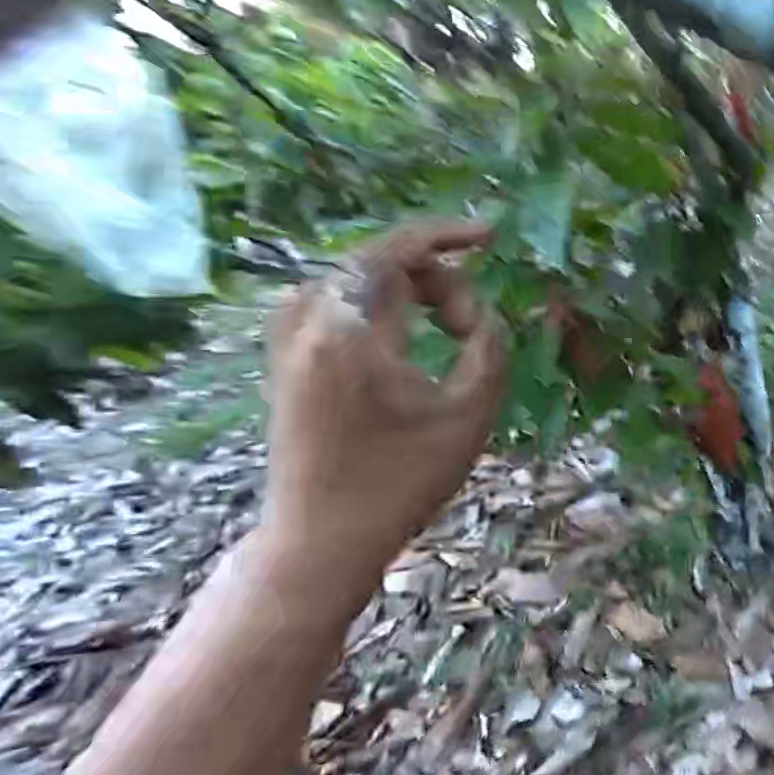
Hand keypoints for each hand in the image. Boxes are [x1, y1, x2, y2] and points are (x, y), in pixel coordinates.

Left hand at [259, 221, 507, 602]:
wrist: (323, 539)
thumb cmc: (403, 480)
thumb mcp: (470, 414)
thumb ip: (489, 349)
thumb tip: (484, 316)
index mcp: (353, 337)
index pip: (396, 254)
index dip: (445, 235)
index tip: (489, 237)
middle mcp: (309, 328)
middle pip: (374, 261)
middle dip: (433, 272)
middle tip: (469, 318)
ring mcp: (287, 344)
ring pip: (349, 277)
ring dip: (401, 281)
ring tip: (441, 312)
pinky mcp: (284, 362)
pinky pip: (328, 300)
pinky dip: (370, 296)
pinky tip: (397, 322)